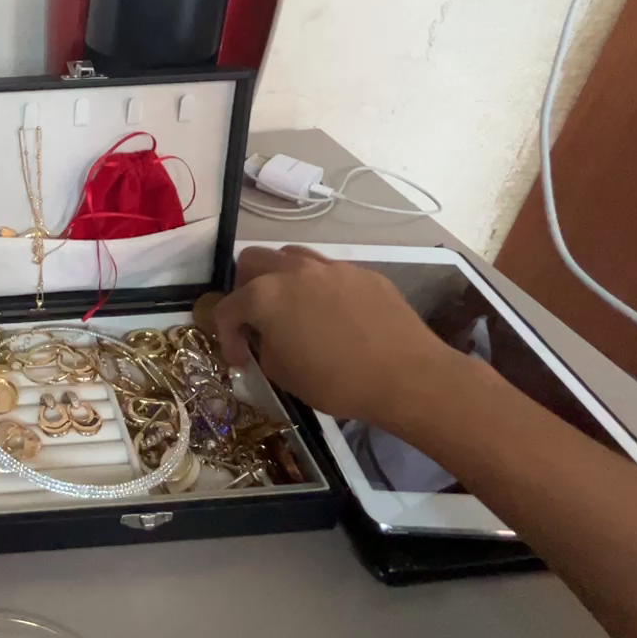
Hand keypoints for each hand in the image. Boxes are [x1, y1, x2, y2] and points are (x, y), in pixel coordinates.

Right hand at [212, 246, 468, 425]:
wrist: (409, 378)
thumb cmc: (336, 381)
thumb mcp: (282, 373)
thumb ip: (263, 347)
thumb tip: (266, 339)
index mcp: (265, 296)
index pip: (228, 308)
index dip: (227, 336)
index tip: (240, 359)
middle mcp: (293, 271)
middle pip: (252, 261)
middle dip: (244, 288)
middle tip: (256, 317)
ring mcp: (331, 268)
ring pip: (290, 256)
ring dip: (280, 278)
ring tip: (291, 307)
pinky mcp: (363, 274)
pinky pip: (329, 272)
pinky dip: (319, 288)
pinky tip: (333, 316)